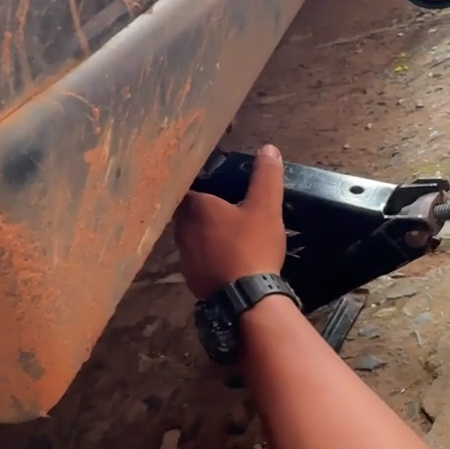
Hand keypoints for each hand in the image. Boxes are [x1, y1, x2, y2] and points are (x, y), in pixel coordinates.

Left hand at [172, 144, 286, 299]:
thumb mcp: (265, 207)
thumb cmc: (252, 247)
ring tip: (227, 229)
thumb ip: (265, 176)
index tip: (216, 181)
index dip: (201, 182)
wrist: (245, 299)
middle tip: (226, 204)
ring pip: (192, 235)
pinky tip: (226, 255)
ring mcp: (183, 255)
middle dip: (204, 207)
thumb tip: (268, 149)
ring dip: (205, 232)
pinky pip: (198, 257)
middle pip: (188, 210)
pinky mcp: (190, 277)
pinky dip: (209, 253)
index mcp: (195, 207)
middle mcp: (181, 229)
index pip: (187, 185)